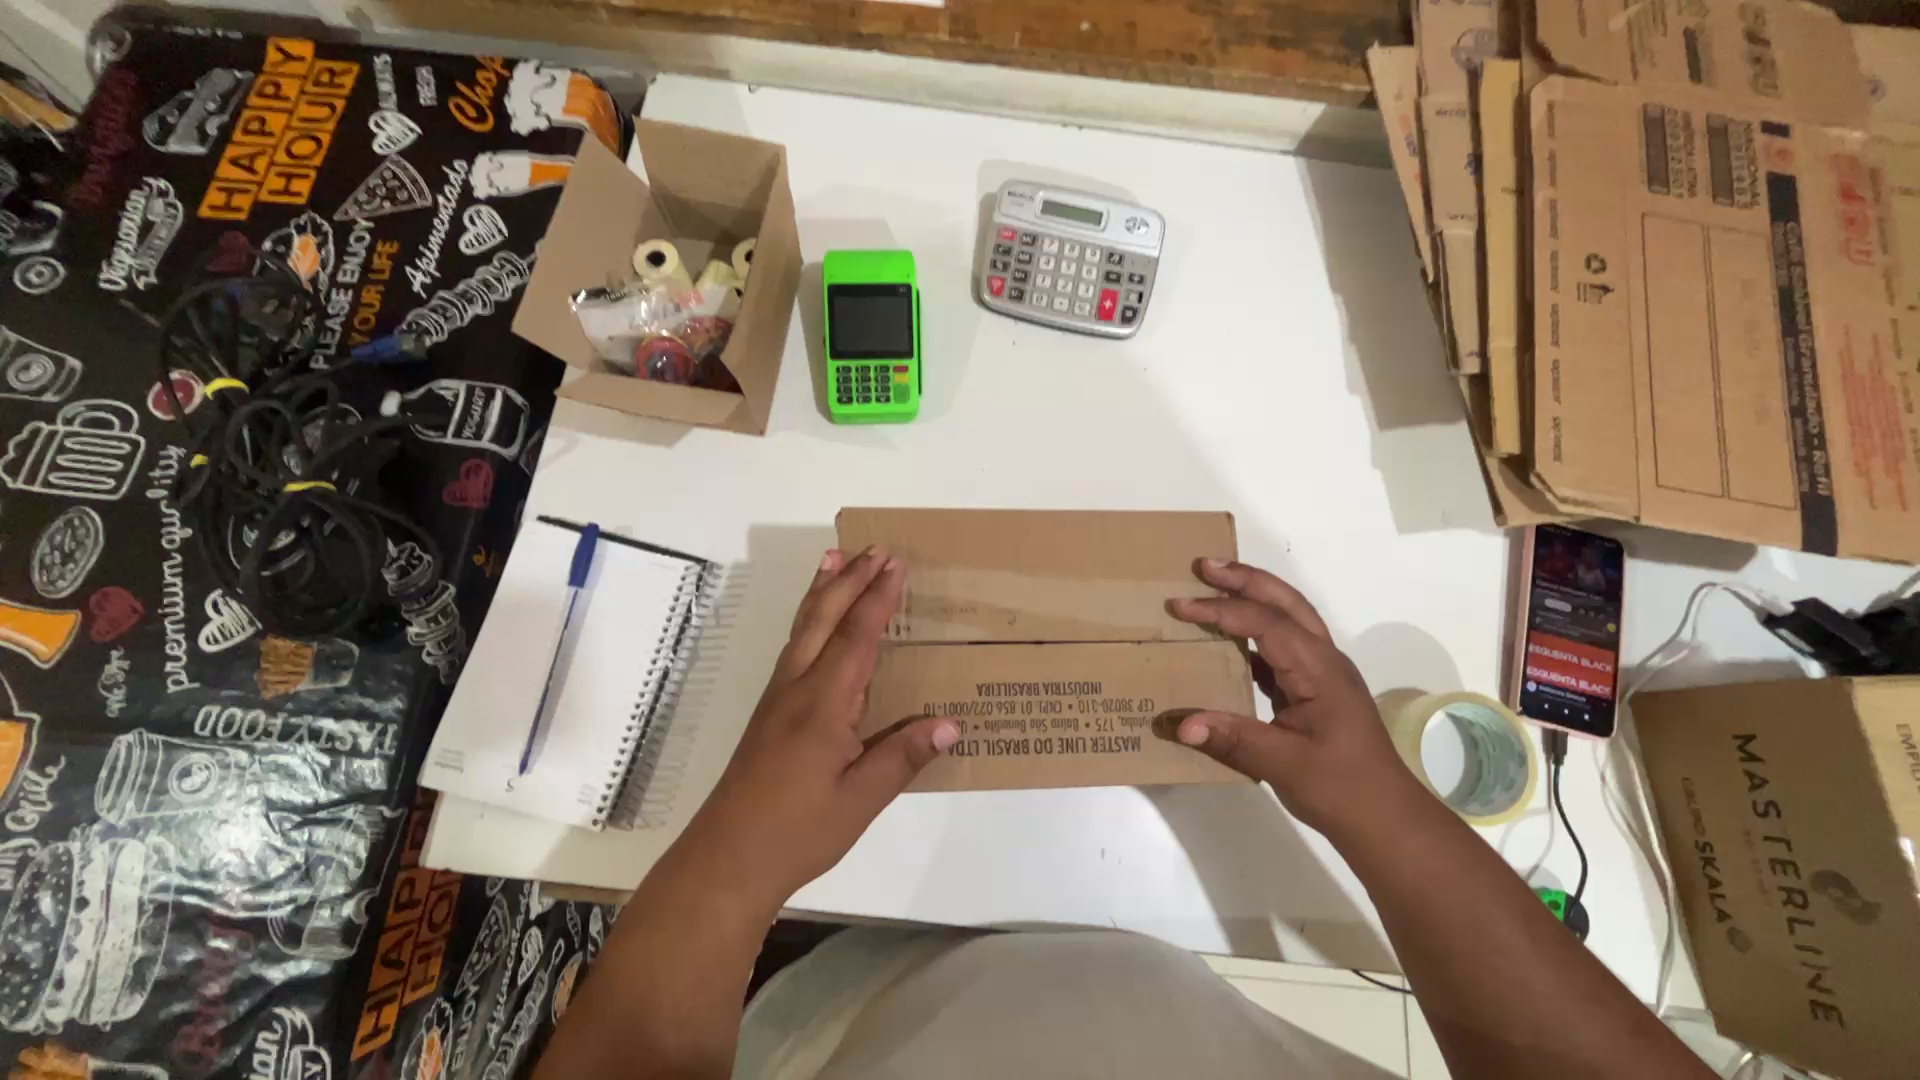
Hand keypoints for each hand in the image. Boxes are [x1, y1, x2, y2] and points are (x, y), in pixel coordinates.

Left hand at [674, 547, 958, 909]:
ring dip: (821, 591)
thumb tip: (951, 724)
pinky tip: (814, 626)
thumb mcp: (861, 800)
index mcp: (823, 704)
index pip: (857, 638)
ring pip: (803, 630)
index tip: (896, 564)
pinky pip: (794, 649)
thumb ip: (902, 757)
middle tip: (871, 547)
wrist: (727, 858)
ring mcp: (778, 699)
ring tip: (833, 559)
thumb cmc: (798, 831)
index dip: (878, 598)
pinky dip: (808, 621)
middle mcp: (797, 689)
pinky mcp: (770, 714)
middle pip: (823, 619)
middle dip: (849, 580)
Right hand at [1166, 559, 1425, 839]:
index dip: (1222, 612)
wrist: (1386, 818)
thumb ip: (1232, 739)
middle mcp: (1323, 660)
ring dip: (1252, 597)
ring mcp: (1321, 673)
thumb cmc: (1342, 788)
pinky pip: (1282, 644)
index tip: (1179, 607)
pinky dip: (1253, 630)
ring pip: (1288, 618)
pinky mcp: (1313, 689)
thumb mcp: (1284, 765)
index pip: (1267, 624)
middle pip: (1286, 603)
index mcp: (1319, 670)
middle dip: (1245, 580)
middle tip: (1203, 566)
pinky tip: (1227, 638)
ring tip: (1214, 585)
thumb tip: (1180, 724)